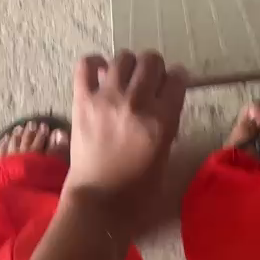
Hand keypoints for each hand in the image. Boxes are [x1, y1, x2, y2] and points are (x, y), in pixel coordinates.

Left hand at [63, 50, 187, 223]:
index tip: (172, 85)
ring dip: (129, 65)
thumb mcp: (166, 155)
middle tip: (149, 82)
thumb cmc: (138, 189)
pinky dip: (94, 63)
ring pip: (123, 58)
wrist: (99, 202)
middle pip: (151, 61)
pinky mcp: (83, 100)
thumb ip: (167, 123)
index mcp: (161, 121)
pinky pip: (86, 64)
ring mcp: (107, 98)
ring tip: (125, 79)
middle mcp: (136, 103)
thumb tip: (162, 100)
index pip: (177, 78)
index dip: (177, 79)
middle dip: (154, 68)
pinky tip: (100, 74)